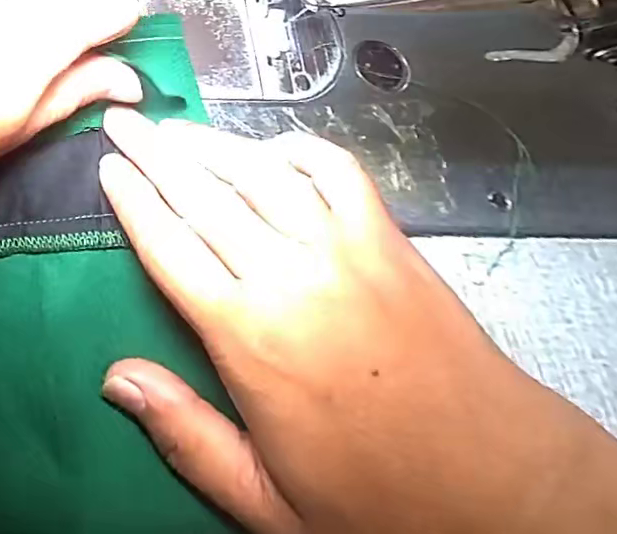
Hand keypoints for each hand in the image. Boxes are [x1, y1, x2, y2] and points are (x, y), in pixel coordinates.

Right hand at [95, 109, 616, 533]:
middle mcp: (289, 275)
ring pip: (260, 173)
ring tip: (176, 128)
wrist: (508, 497)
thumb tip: (114, 377)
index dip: (133, 201)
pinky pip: (335, 171)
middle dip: (154, 152)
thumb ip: (185, 434)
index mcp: (250, 337)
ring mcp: (342, 248)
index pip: (170, 247)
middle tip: (123, 120)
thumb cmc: (378, 504)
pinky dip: (299, 149)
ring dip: (211, 143)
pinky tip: (272, 148)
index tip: (109, 167)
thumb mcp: (267, 503)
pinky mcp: (387, 239)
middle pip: (203, 194)